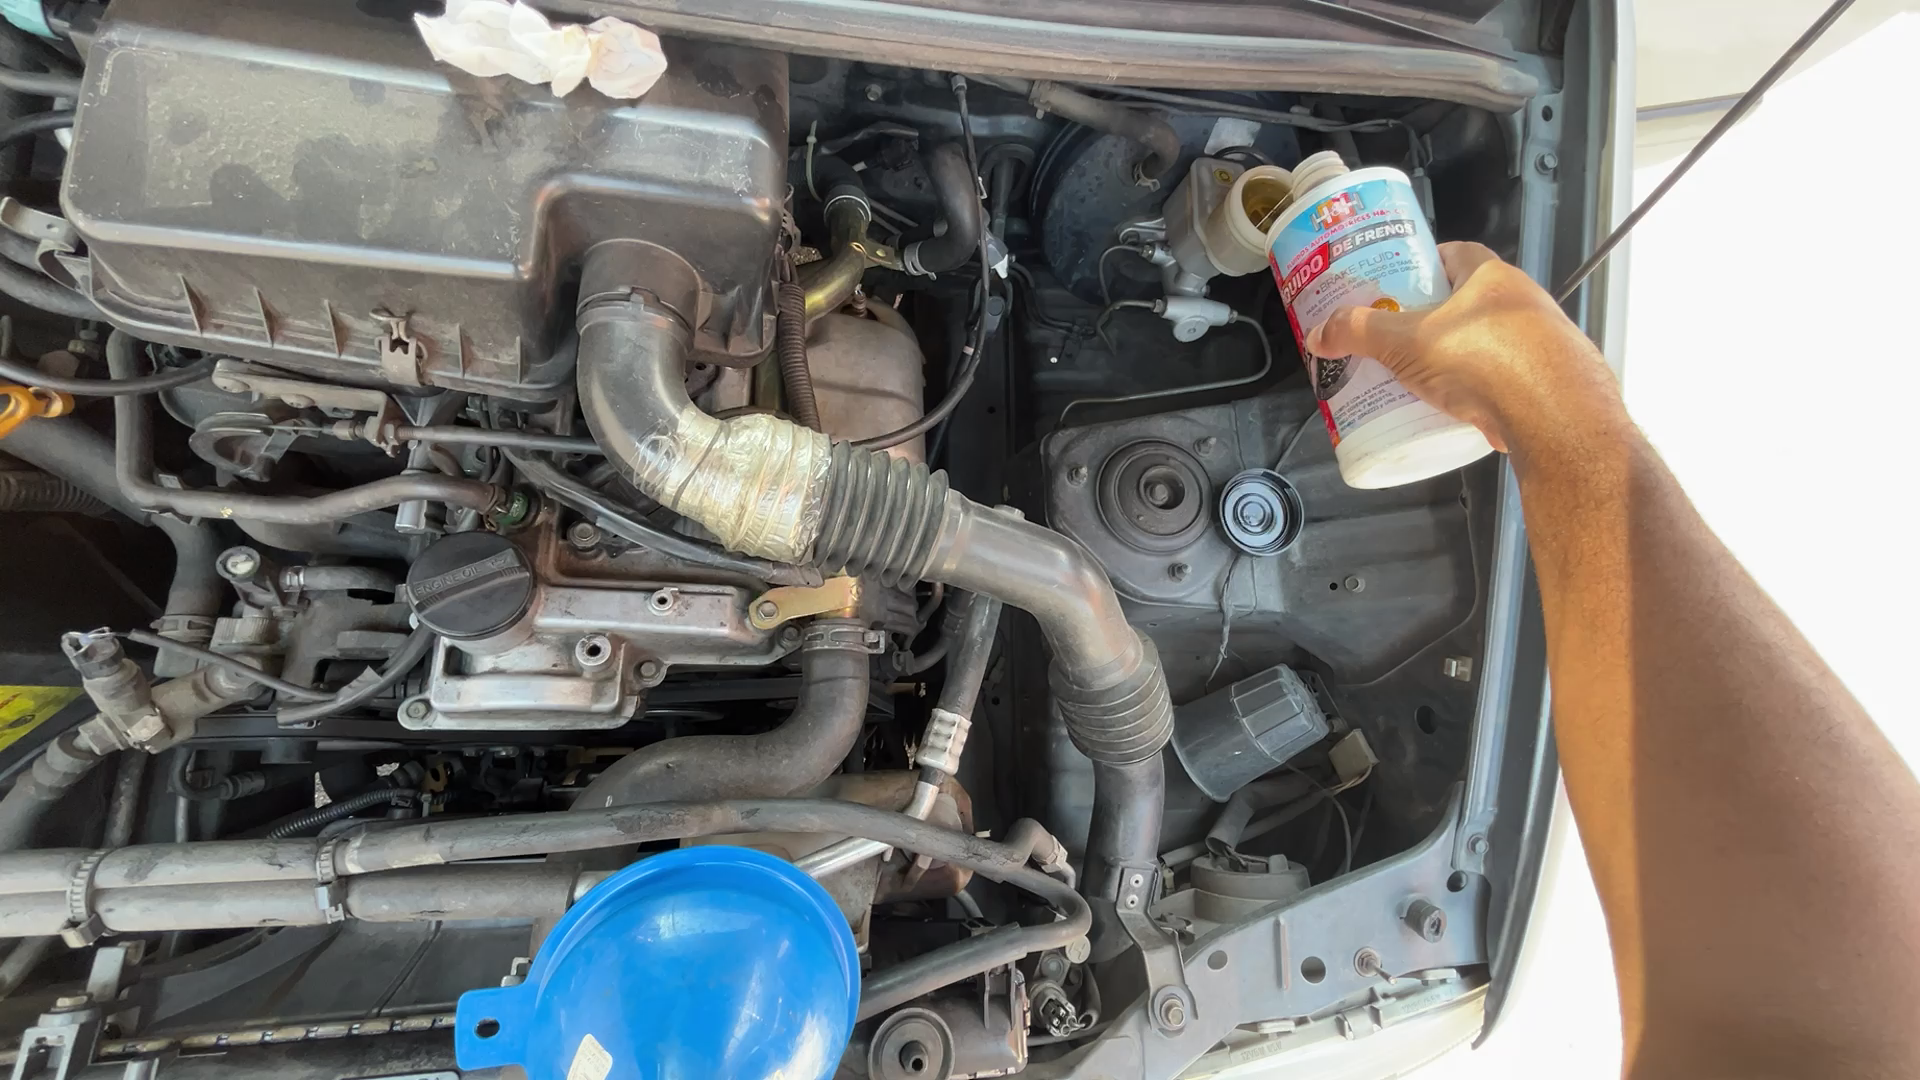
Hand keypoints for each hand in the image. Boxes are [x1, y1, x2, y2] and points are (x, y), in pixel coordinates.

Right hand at [1302, 242, 1622, 454]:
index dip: (1421, 265)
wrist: (1552, 413)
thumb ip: (1358, 332)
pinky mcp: (1540, 377)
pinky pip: (1492, 374)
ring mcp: (1535, 339)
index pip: (1454, 254)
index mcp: (1490, 277)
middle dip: (1424, 318)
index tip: (1392, 286)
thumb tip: (1318, 334)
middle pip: (1461, 301)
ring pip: (1477, 340)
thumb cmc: (1482, 360)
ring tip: (1407, 375)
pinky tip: (1442, 402)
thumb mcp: (1404, 341)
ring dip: (1445, 354)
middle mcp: (1519, 300)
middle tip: (1387, 338)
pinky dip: (1466, 384)